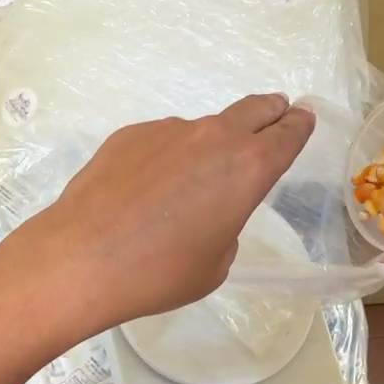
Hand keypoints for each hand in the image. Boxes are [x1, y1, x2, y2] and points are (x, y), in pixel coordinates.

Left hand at [0, 93, 315, 332]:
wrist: (82, 259)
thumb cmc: (158, 273)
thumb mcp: (214, 265)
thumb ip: (225, 227)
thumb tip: (206, 212)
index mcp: (249, 168)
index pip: (288, 134)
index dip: (298, 127)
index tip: (300, 119)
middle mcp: (212, 137)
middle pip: (253, 109)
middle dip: (268, 113)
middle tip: (271, 120)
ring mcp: (166, 131)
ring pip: (199, 130)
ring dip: (203, 147)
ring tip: (180, 188)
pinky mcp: (126, 136)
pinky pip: (157, 142)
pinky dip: (160, 159)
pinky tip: (138, 194)